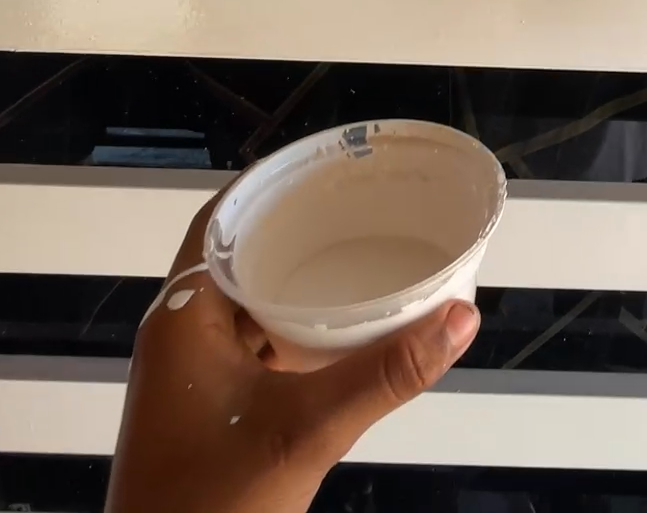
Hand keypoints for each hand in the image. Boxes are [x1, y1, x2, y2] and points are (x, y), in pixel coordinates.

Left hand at [106, 196, 479, 512]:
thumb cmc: (213, 505)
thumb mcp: (307, 431)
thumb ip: (387, 372)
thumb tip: (464, 315)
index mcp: (184, 316)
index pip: (221, 218)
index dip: (269, 183)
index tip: (328, 166)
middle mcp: (182, 331)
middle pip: (238, 250)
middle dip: (295, 223)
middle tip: (360, 201)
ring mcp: (194, 371)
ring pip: (248, 296)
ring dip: (296, 271)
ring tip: (359, 245)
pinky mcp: (212, 402)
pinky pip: (257, 335)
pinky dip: (296, 318)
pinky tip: (341, 321)